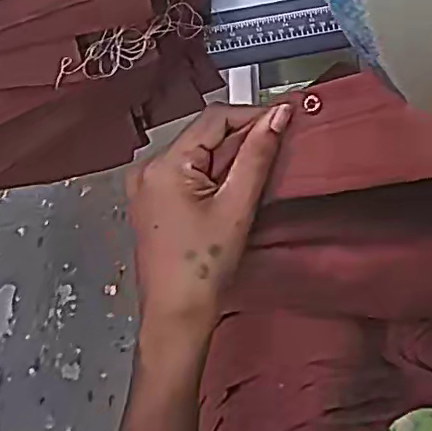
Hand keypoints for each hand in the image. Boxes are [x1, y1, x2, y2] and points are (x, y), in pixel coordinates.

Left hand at [125, 102, 291, 343]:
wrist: (177, 315)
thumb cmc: (204, 267)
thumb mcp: (237, 204)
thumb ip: (258, 153)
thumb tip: (278, 115)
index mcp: (164, 165)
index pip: (214, 118)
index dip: (252, 115)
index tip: (283, 118)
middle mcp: (149, 168)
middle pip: (205, 133)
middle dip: (243, 137)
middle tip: (277, 146)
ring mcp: (148, 184)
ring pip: (200, 151)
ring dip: (231, 155)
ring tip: (258, 171)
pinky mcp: (155, 199)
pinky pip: (190, 170)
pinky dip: (216, 171)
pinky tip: (234, 188)